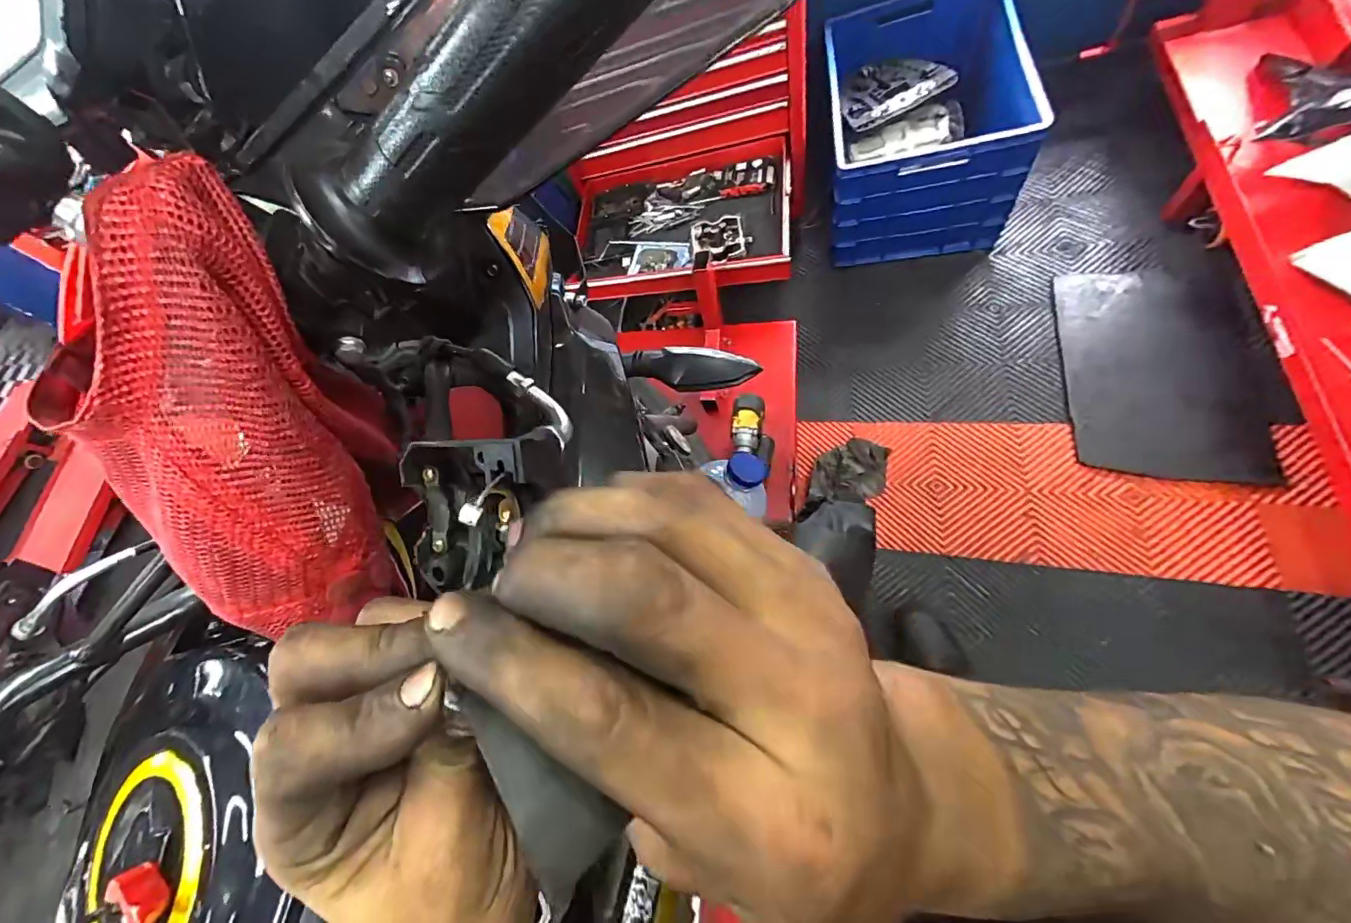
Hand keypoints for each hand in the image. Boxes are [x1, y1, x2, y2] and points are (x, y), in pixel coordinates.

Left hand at [251, 600, 535, 922]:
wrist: (492, 894)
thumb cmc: (455, 897)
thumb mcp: (444, 849)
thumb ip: (442, 761)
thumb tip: (454, 676)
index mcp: (295, 811)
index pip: (290, 747)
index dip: (358, 718)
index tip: (432, 695)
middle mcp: (313, 737)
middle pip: (304, 663)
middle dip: (373, 651)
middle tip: (445, 652)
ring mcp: (358, 694)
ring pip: (354, 627)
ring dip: (409, 629)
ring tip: (466, 638)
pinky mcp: (401, 669)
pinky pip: (404, 622)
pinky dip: (436, 622)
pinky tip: (473, 633)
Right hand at [425, 474, 927, 922]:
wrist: (898, 790)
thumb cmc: (784, 845)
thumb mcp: (688, 854)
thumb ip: (598, 765)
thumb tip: (510, 654)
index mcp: (762, 810)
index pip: (608, 714)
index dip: (510, 660)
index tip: (452, 625)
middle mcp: (795, 692)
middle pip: (643, 593)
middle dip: (544, 574)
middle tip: (502, 584)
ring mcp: (805, 605)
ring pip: (665, 521)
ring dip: (577, 520)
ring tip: (536, 546)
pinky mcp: (799, 556)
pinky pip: (692, 497)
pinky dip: (622, 498)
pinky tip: (592, 524)